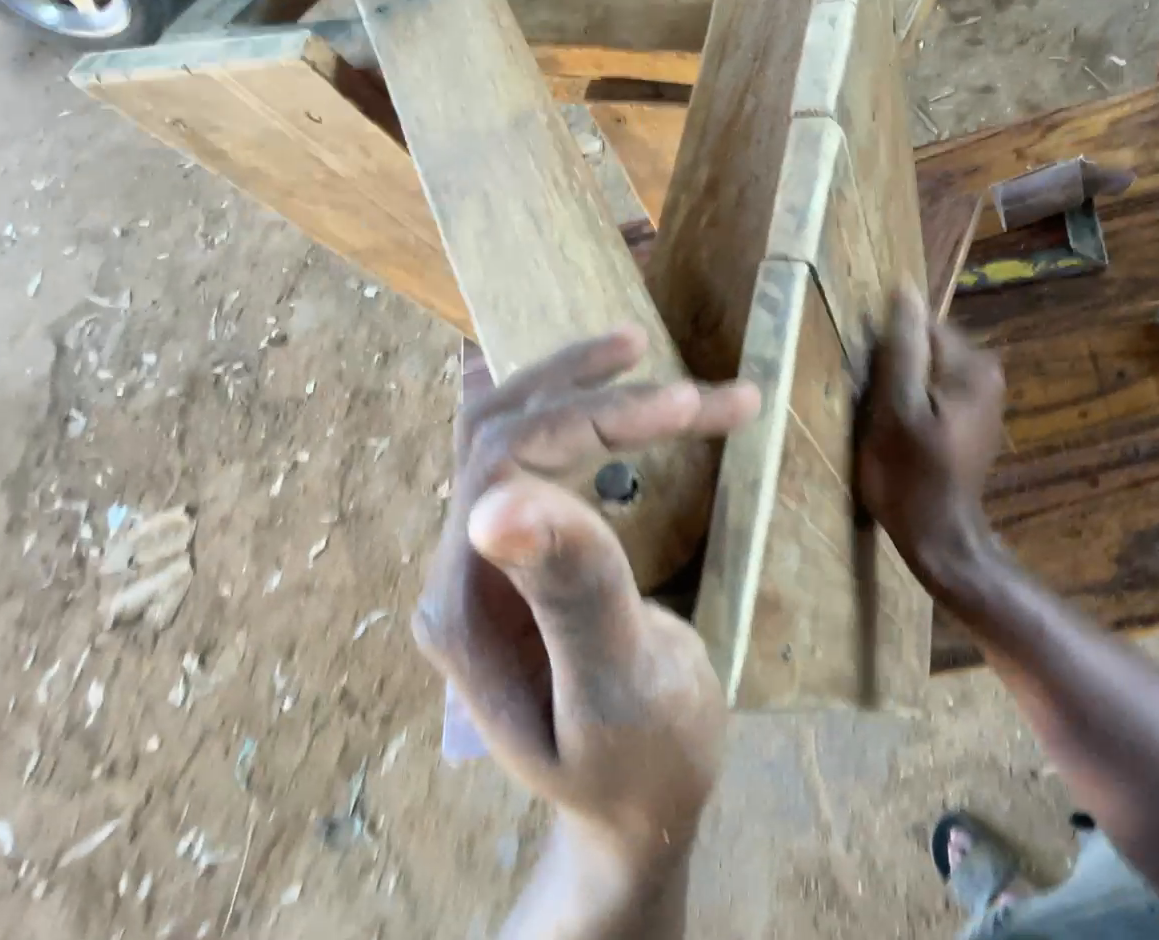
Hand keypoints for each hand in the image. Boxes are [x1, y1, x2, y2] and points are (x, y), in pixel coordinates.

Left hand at [413, 326, 758, 863]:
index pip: (512, 460)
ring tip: (634, 347)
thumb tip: (501, 504)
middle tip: (700, 391)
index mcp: (471, 603)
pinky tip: (556, 383)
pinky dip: (546, 410)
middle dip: (601, 395)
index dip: (602, 416)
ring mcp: (481, 568)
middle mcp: (459, 573)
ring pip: (499, 436)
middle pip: (500, 433)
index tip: (697, 404)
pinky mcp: (515, 568)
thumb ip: (571, 596)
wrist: (636, 810)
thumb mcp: (622, 687)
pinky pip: (512, 464)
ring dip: (571, 386)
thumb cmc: (645, 762)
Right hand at [857, 287, 1006, 585]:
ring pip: (930, 371)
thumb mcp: (895, 409)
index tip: (873, 384)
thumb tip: (905, 290)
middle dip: (899, 369)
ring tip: (891, 424)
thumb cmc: (909, 476)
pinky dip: (921, 405)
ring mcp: (986, 397)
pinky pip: (939, 392)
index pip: (921, 325)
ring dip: (907, 389)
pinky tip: (908, 434)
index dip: (890, 350)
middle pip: (928, 346)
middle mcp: (989, 372)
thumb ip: (902, 348)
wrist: (939, 536)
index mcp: (973, 365)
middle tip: (880, 410)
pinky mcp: (977, 418)